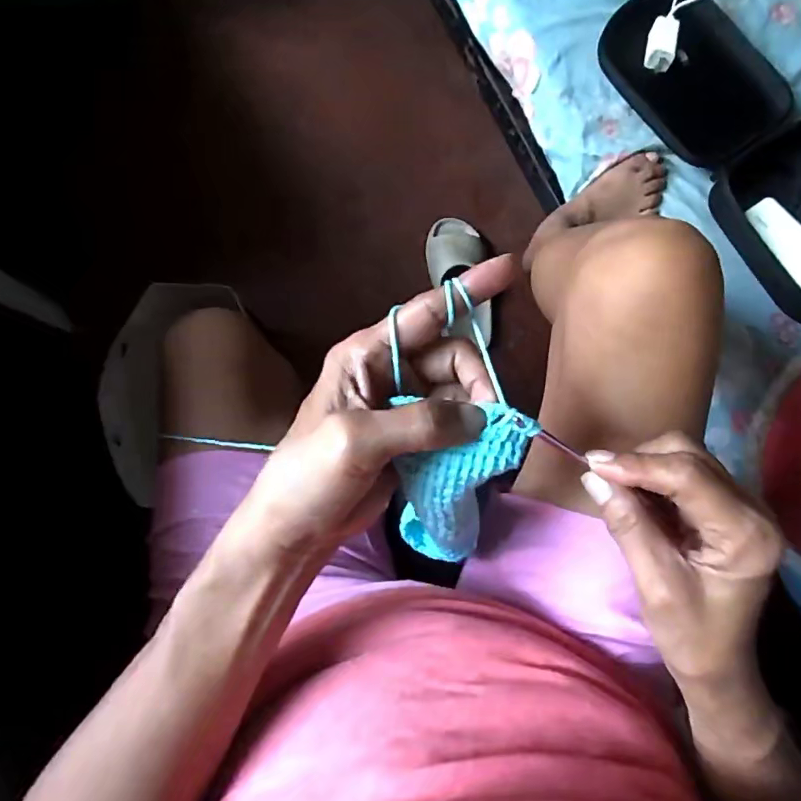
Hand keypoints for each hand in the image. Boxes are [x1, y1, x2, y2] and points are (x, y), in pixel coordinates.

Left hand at [226, 255, 521, 561]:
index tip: (508, 270)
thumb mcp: (358, 440)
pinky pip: (453, 425)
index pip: (424, 314)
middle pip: (451, 357)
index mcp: (365, 356)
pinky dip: (470, 435)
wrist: (292, 530)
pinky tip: (481, 451)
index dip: (466, 291)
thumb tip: (480, 417)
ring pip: (458, 393)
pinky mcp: (412, 440)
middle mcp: (387, 373)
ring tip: (487, 441)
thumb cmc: (308, 475)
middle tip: (490, 419)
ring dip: (478, 411)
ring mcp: (401, 407)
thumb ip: (420, 423)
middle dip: (477, 380)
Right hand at [580, 433, 783, 693]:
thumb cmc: (690, 635)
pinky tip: (636, 496)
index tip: (593, 464)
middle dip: (641, 460)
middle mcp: (754, 510)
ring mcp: (745, 506)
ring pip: (687, 457)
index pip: (688, 476)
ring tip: (616, 488)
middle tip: (601, 478)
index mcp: (745, 533)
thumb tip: (593, 477)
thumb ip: (628, 525)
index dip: (637, 464)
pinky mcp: (731, 507)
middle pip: (690, 456)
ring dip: (646, 466)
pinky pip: (688, 473)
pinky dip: (655, 477)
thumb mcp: (654, 584)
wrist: (720, 665)